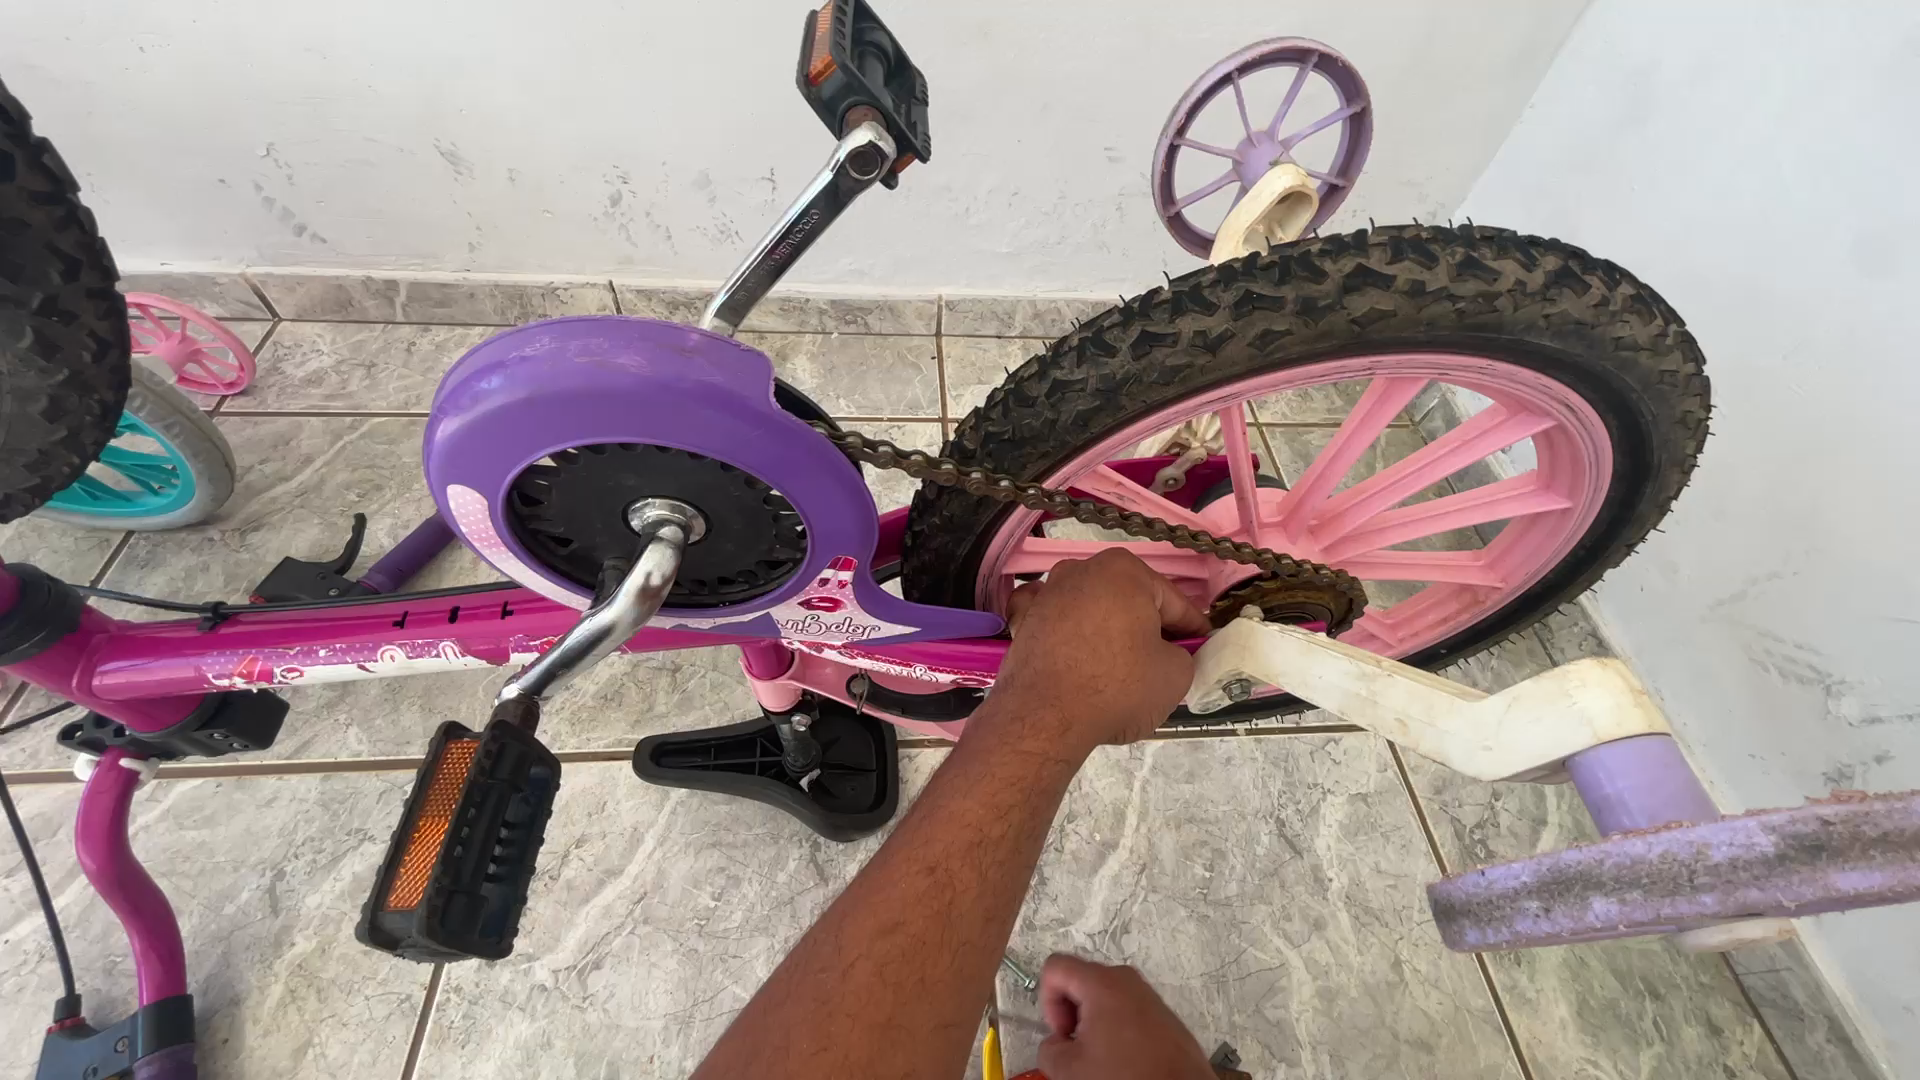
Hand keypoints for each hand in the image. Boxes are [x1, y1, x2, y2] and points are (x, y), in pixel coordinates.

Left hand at [975, 549, 1210, 756]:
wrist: (1045, 717)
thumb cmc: (1117, 687)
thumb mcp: (1175, 674)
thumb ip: (1181, 654)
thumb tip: (1167, 654)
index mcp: (1124, 570)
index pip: (1173, 602)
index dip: (1192, 629)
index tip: (1201, 647)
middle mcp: (1081, 569)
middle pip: (1130, 601)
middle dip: (1147, 626)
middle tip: (1164, 659)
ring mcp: (1046, 592)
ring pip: (1092, 608)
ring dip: (1108, 628)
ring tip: (1122, 663)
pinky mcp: (1021, 619)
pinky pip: (1053, 619)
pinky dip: (1065, 629)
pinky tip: (1073, 646)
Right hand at [1035, 954, 1213, 1079]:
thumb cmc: (1127, 1077)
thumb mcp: (1072, 1071)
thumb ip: (1049, 1049)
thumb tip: (1056, 1043)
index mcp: (1100, 982)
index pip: (1055, 966)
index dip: (1048, 1000)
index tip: (1062, 1034)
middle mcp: (1124, 977)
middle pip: (1079, 980)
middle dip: (1071, 1013)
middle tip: (1077, 1048)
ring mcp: (1146, 992)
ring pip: (1102, 994)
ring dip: (1092, 1021)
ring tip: (1101, 1056)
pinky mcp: (1161, 1010)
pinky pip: (1125, 1006)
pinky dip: (1115, 1026)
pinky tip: (1124, 1058)